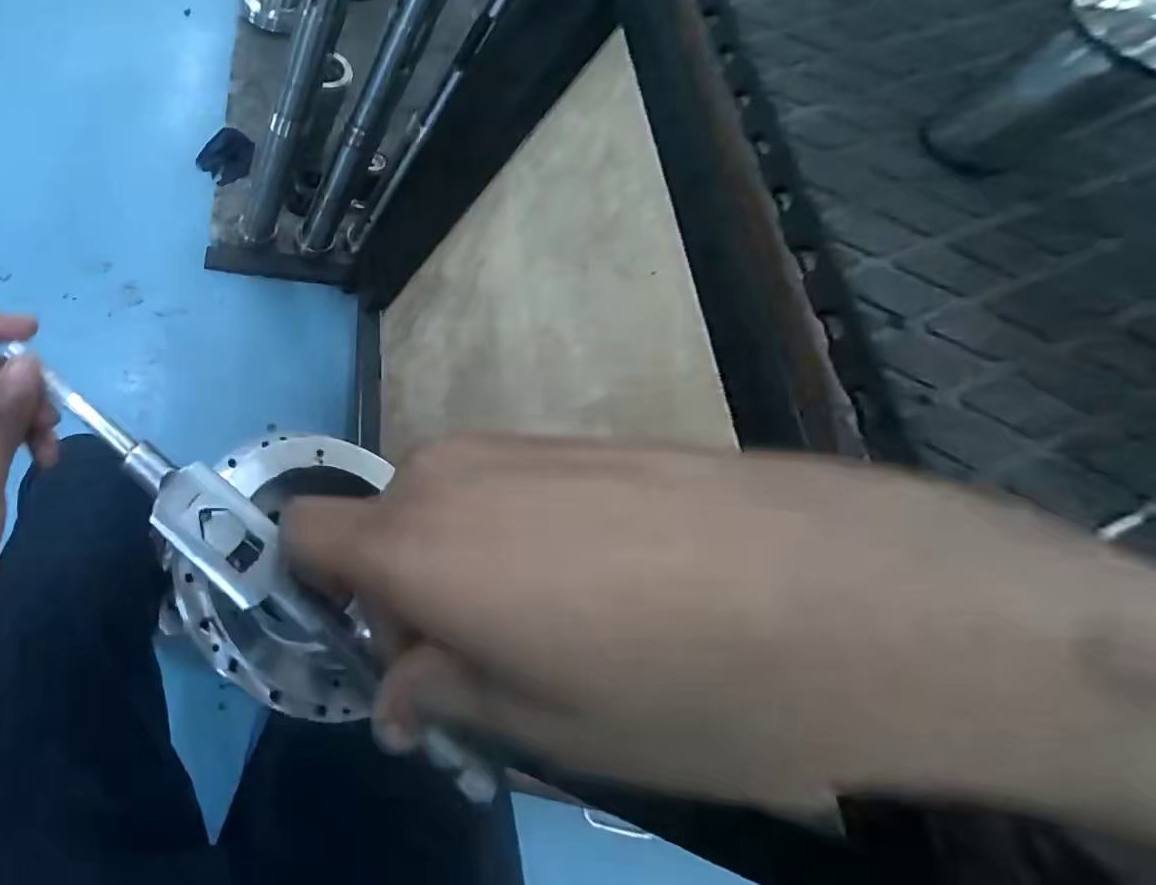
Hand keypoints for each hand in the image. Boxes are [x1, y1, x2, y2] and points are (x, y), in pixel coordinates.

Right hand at [287, 434, 1155, 826]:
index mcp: (412, 545)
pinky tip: (600, 574)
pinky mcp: (561, 435)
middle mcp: (438, 475)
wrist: (861, 591)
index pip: (300, 532)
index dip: (315, 586)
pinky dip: (505, 529)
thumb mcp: (543, 726)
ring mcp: (503, 445)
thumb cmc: (680, 686)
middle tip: (482, 658)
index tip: (376, 641)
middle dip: (403, 592)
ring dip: (456, 560)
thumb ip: (441, 694)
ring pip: (435, 505)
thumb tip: (394, 695)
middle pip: (374, 529)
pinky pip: (492, 484)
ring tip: (551, 617)